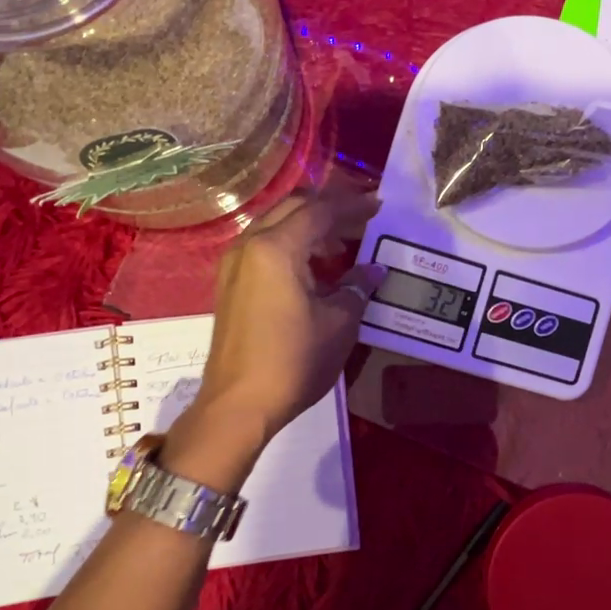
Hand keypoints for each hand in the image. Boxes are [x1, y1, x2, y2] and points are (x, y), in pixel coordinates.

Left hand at [166, 184, 384, 467]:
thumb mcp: (339, 324)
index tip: (379, 204)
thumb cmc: (293, 362)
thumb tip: (373, 271)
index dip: (352, 205)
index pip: (320, 211)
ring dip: (310, 225)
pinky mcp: (231, 283)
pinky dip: (293, 243)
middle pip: (293, 208)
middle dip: (330, 207)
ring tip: (345, 242)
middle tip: (363, 217)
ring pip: (276, 224)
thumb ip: (357, 288)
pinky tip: (317, 264)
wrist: (239, 404)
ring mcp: (235, 263)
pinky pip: (265, 245)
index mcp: (276, 248)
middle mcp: (250, 245)